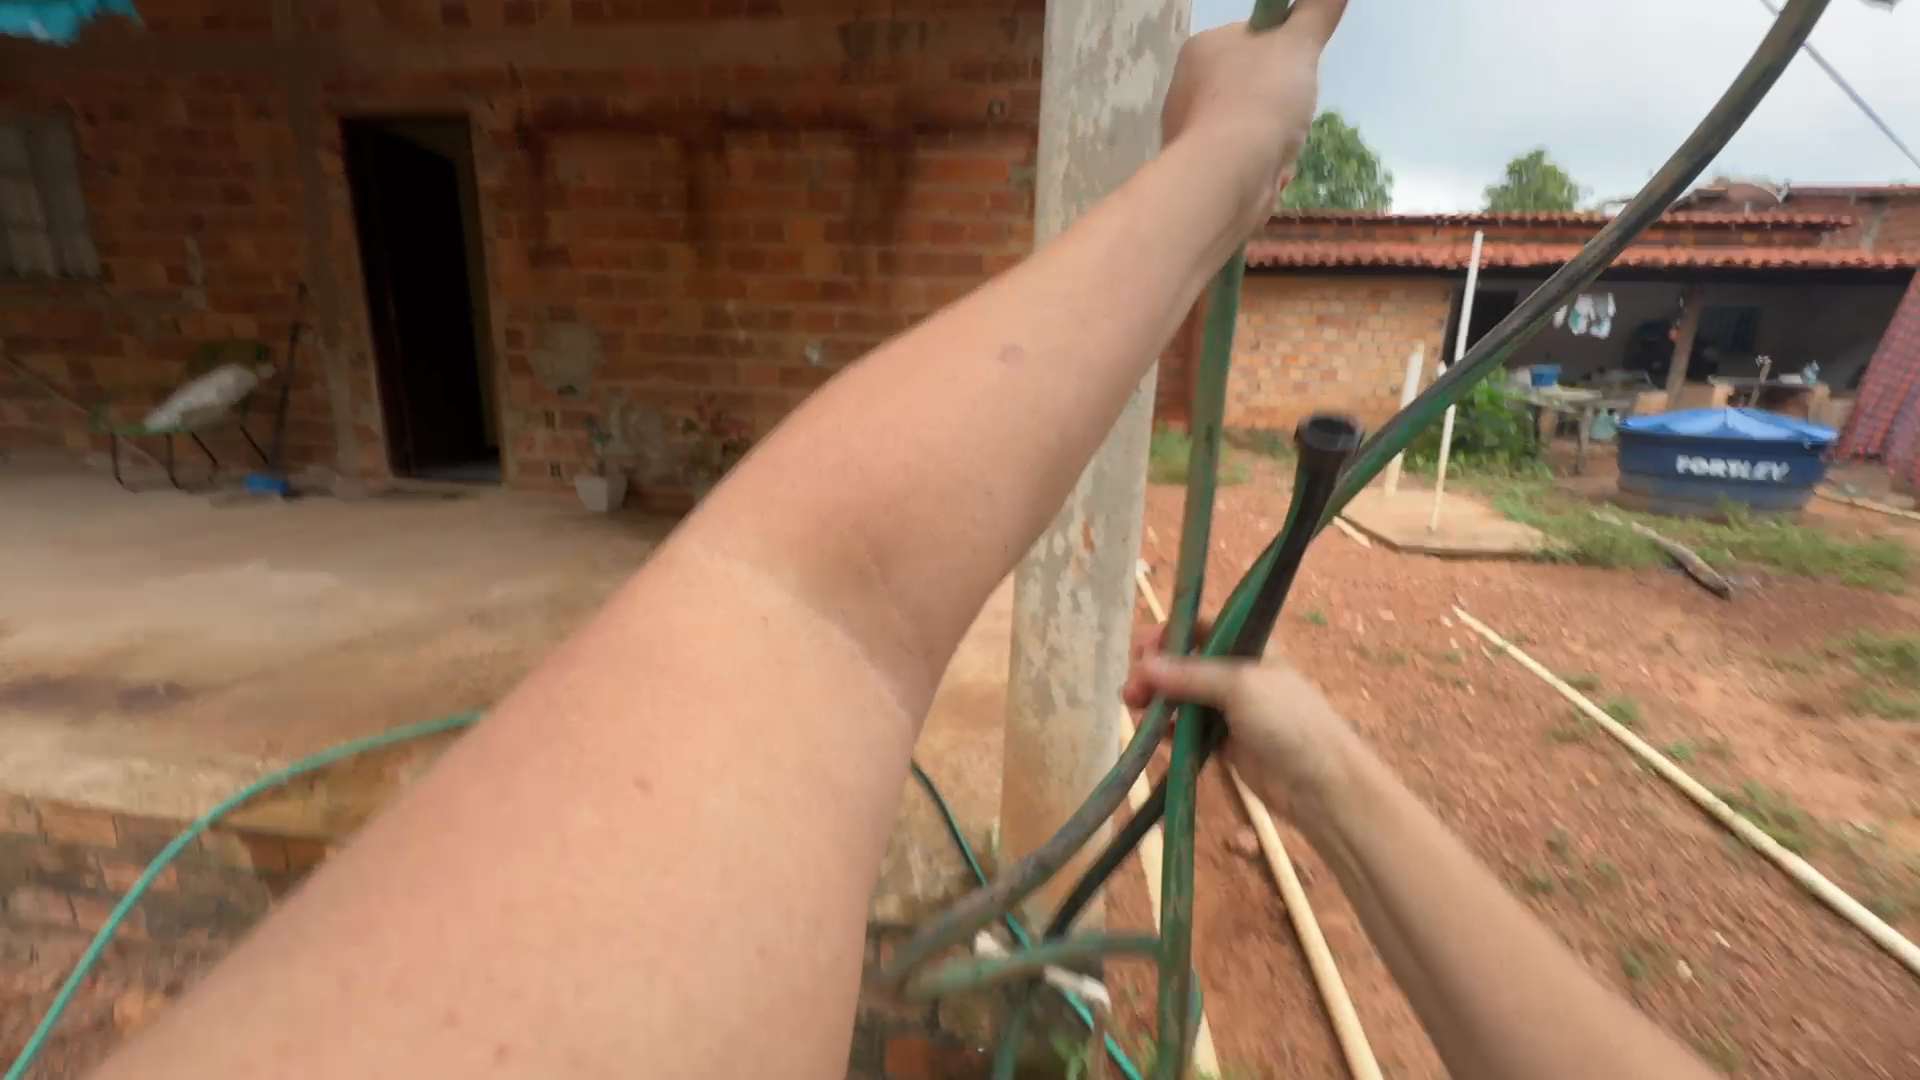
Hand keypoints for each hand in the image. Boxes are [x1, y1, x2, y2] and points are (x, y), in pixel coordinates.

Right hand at [1123, 622, 1361, 817]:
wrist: (1323, 785)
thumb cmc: (1288, 722)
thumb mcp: (1238, 686)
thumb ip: (1189, 674)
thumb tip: (1143, 663)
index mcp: (1248, 649)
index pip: (1201, 629)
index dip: (1170, 635)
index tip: (1142, 649)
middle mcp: (1236, 676)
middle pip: (1184, 665)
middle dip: (1154, 672)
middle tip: (1131, 689)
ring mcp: (1229, 711)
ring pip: (1182, 698)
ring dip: (1156, 700)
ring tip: (1133, 708)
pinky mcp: (1223, 744)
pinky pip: (1187, 730)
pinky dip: (1168, 729)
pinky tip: (1153, 734)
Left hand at [1160, 0, 1349, 234]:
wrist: (1226, 179)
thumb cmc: (1259, 100)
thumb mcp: (1300, 41)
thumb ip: (1318, 10)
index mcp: (1201, 51)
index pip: (1248, 40)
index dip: (1281, 52)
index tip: (1295, 67)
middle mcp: (1184, 94)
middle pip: (1250, 90)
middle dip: (1278, 104)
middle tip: (1291, 111)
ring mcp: (1188, 139)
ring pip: (1246, 132)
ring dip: (1272, 141)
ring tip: (1279, 146)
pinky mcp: (1198, 178)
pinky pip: (1240, 168)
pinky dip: (1261, 171)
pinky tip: (1269, 174)